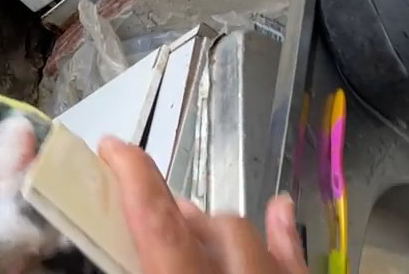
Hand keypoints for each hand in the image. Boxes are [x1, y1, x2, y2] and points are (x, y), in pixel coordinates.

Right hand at [100, 138, 308, 273]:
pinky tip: (278, 209)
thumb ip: (141, 264)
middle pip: (209, 224)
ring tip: (194, 232)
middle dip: (177, 214)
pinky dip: (281, 237)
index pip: (160, 222)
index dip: (134, 177)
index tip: (112, 147)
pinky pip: (296, 262)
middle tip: (148, 214)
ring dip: (216, 228)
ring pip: (246, 235)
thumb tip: (118, 248)